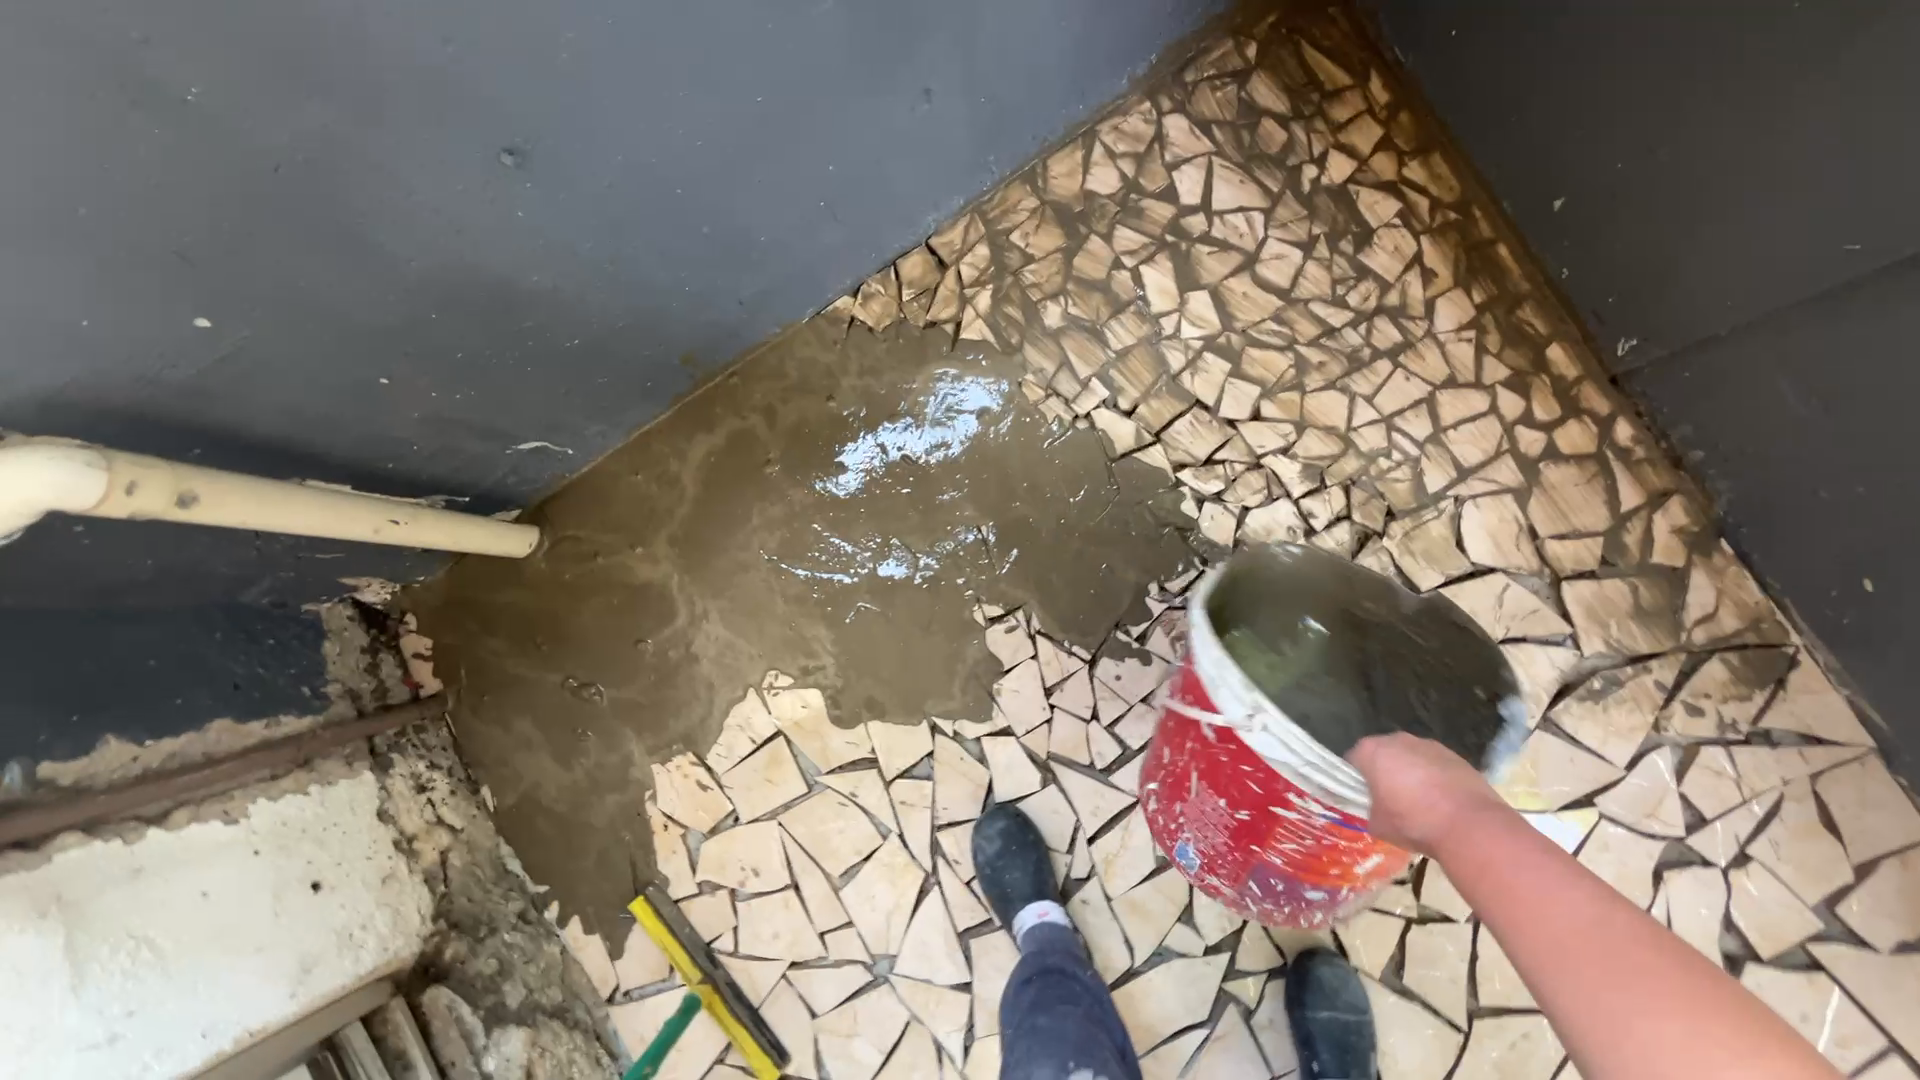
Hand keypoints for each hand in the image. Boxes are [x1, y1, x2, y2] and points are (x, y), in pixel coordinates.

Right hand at [1348, 732, 1511, 856]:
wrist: (1472, 826)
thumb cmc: (1414, 822)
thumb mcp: (1377, 824)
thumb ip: (1369, 809)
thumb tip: (1377, 809)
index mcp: (1372, 751)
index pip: (1352, 760)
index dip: (1355, 780)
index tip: (1363, 798)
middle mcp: (1398, 739)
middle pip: (1383, 754)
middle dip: (1384, 772)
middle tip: (1390, 800)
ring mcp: (1430, 745)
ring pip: (1410, 757)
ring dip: (1410, 773)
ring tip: (1421, 803)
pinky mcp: (1456, 756)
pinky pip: (1435, 765)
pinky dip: (1434, 778)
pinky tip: (1443, 802)